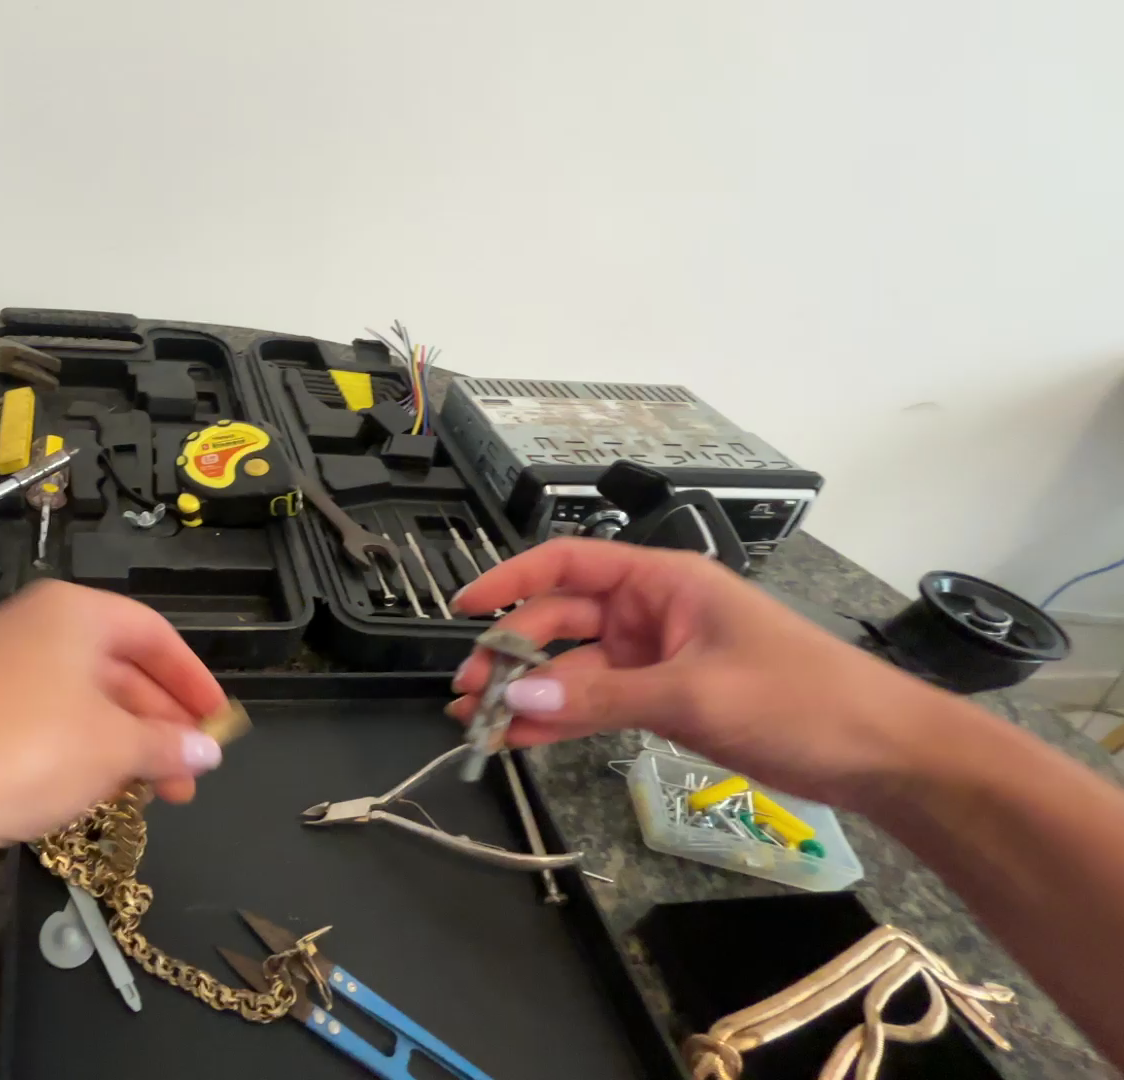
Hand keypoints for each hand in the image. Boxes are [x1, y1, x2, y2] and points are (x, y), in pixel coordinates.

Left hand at [0, 581, 228, 849]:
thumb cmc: (25, 751)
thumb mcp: (113, 748)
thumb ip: (169, 744)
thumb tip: (208, 749)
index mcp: (74, 612)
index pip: (154, 634)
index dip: (194, 679)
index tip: (220, 721)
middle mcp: (36, 627)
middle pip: (120, 667)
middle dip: (161, 723)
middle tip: (192, 772)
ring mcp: (1, 667)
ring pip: (86, 700)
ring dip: (127, 744)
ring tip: (157, 793)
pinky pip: (49, 721)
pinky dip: (85, 751)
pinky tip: (101, 791)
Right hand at [447, 538, 956, 807]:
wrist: (890, 762)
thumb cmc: (805, 700)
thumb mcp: (695, 694)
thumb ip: (599, 697)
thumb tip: (513, 699)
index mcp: (659, 581)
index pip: (565, 564)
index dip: (509, 580)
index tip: (464, 607)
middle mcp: (645, 612)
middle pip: (557, 623)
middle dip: (511, 656)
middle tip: (469, 692)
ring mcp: (648, 658)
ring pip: (569, 671)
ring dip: (526, 696)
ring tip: (477, 724)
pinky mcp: (657, 698)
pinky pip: (592, 704)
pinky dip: (557, 721)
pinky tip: (519, 740)